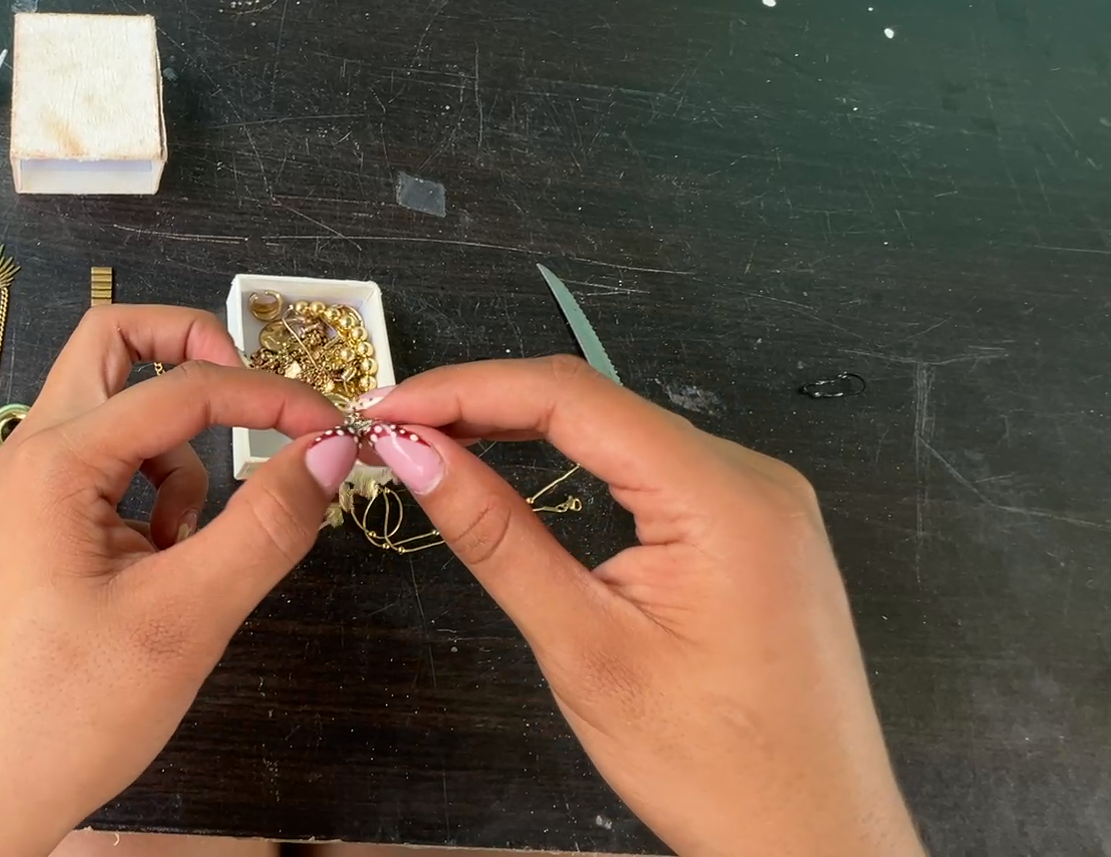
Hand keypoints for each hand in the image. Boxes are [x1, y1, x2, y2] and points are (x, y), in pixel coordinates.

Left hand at [0, 306, 354, 856]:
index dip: (268, 395)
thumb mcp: (185, 618)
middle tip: (250, 392)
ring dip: (176, 444)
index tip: (333, 427)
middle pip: (113, 343)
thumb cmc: (72, 710)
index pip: (183, 388)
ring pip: (120, 405)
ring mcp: (39, 483)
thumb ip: (265, 526)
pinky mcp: (50, 518)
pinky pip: (117, 465)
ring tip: (186, 541)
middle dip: (189, 347)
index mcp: (59, 458)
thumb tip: (330, 448)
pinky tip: (161, 563)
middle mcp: (39, 449)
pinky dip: (157, 490)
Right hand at [357, 357, 922, 856]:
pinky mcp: (734, 517)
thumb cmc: (704, 763)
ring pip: (601, 421)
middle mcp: (743, 471)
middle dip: (476, 401)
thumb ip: (492, 534)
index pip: (568, 397)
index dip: (463, 389)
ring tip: (426, 437)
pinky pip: (625, 454)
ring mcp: (745, 491)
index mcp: (721, 497)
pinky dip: (549, 448)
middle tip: (391, 426)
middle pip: (585, 399)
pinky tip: (499, 456)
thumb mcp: (579, 645)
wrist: (816, 851)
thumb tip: (409, 451)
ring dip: (506, 420)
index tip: (384, 410)